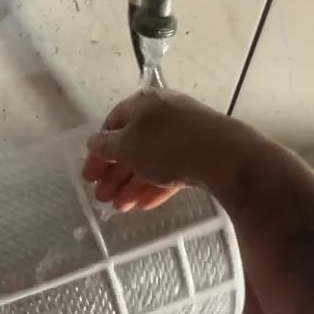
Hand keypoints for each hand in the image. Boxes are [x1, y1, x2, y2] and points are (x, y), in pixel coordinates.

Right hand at [80, 89, 269, 210]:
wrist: (224, 156)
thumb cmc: (167, 146)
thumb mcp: (129, 147)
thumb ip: (107, 146)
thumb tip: (93, 142)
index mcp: (143, 104)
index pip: (112, 124)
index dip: (98, 151)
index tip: (90, 175)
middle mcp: (163, 114)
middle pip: (132, 145)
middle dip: (115, 174)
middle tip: (102, 198)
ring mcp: (183, 135)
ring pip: (151, 161)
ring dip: (132, 185)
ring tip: (120, 209)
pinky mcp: (199, 154)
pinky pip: (171, 170)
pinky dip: (155, 187)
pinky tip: (143, 206)